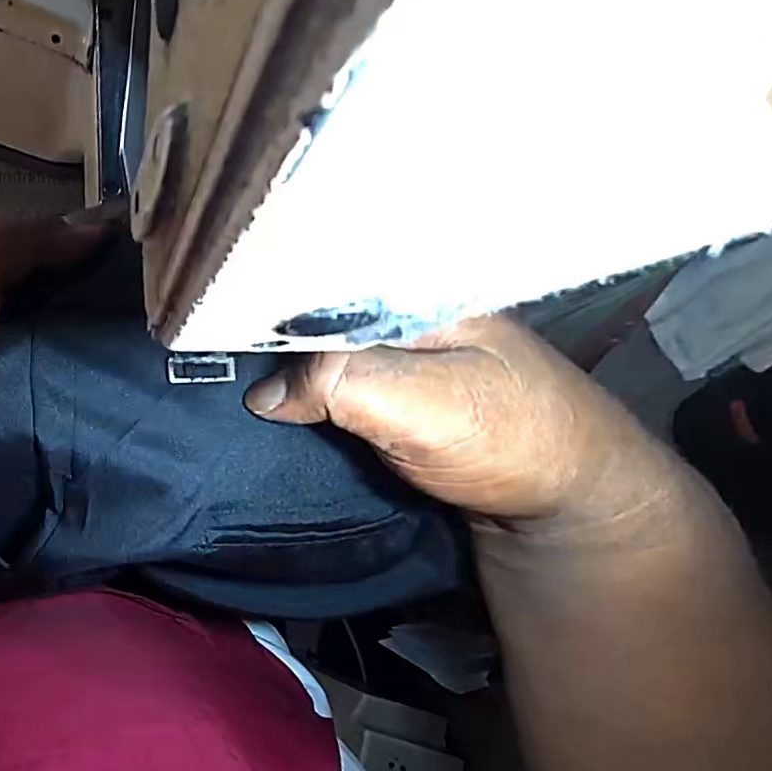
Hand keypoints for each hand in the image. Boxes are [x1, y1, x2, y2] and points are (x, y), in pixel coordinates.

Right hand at [244, 315, 681, 536]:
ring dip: (282, 367)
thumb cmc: (512, 438)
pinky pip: (330, 381)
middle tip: (213, 349)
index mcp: (418, 284)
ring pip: (317, 345)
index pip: (323, 267)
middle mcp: (402, 306)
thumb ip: (336, 382)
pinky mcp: (387, 389)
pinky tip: (276, 400)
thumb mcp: (421, 403)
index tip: (214, 317)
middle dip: (267, 331)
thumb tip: (261, 395)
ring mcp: (394, 349)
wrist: (558, 503)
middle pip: (313, 304)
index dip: (266, 290)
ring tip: (230, 370)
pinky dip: (302, 394)